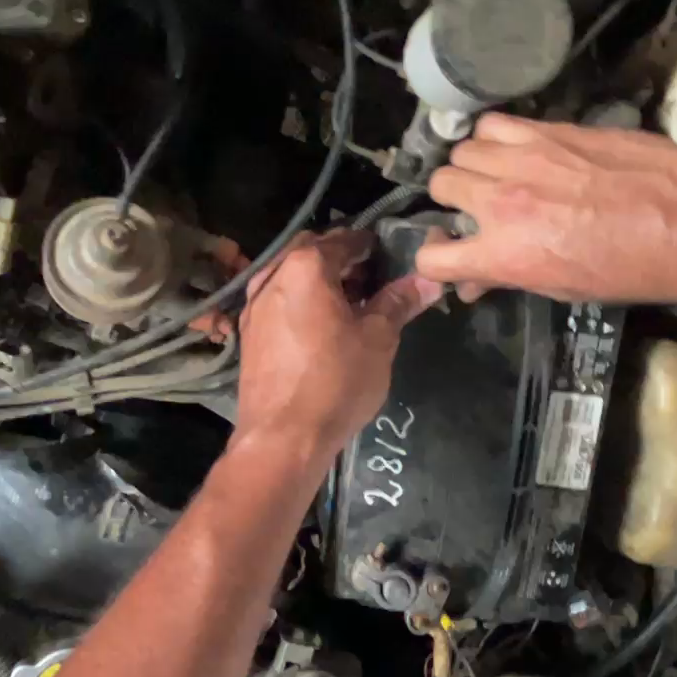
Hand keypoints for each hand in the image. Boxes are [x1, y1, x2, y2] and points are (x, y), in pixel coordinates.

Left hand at [236, 230, 443, 461]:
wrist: (281, 438)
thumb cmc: (335, 381)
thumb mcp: (378, 339)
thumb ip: (399, 303)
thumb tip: (428, 280)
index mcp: (305, 267)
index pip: (344, 239)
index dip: (370, 245)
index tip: (391, 256)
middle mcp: (272, 275)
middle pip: (312, 250)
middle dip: (342, 258)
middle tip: (373, 279)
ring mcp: (254, 304)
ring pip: (291, 274)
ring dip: (320, 279)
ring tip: (351, 303)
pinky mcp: (248, 332)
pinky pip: (279, 299)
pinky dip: (301, 299)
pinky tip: (322, 325)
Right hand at [417, 114, 676, 302]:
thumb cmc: (632, 269)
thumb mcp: (561, 287)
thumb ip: (508, 275)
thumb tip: (476, 279)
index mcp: (504, 252)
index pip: (432, 256)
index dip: (436, 260)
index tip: (452, 257)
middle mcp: (502, 200)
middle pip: (441, 184)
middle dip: (453, 201)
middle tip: (479, 210)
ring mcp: (524, 157)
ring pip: (463, 149)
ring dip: (473, 165)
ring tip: (498, 175)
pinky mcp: (551, 129)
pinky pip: (496, 123)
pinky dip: (496, 138)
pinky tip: (517, 150)